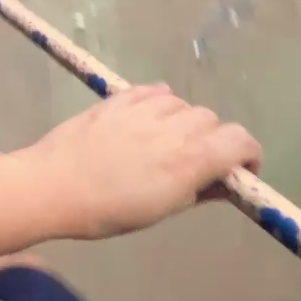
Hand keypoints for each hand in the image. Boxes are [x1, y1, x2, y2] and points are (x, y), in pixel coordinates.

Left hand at [10, 85, 261, 240]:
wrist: (54, 185)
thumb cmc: (109, 210)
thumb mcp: (163, 209)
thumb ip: (199, 189)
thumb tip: (224, 181)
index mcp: (190, 159)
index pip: (241, 140)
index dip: (247, 155)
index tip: (235, 171)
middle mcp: (172, 127)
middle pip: (211, 120)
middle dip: (212, 139)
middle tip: (192, 160)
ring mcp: (142, 109)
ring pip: (181, 103)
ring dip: (182, 119)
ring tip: (164, 140)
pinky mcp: (116, 99)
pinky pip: (152, 90)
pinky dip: (158, 101)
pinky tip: (147, 117)